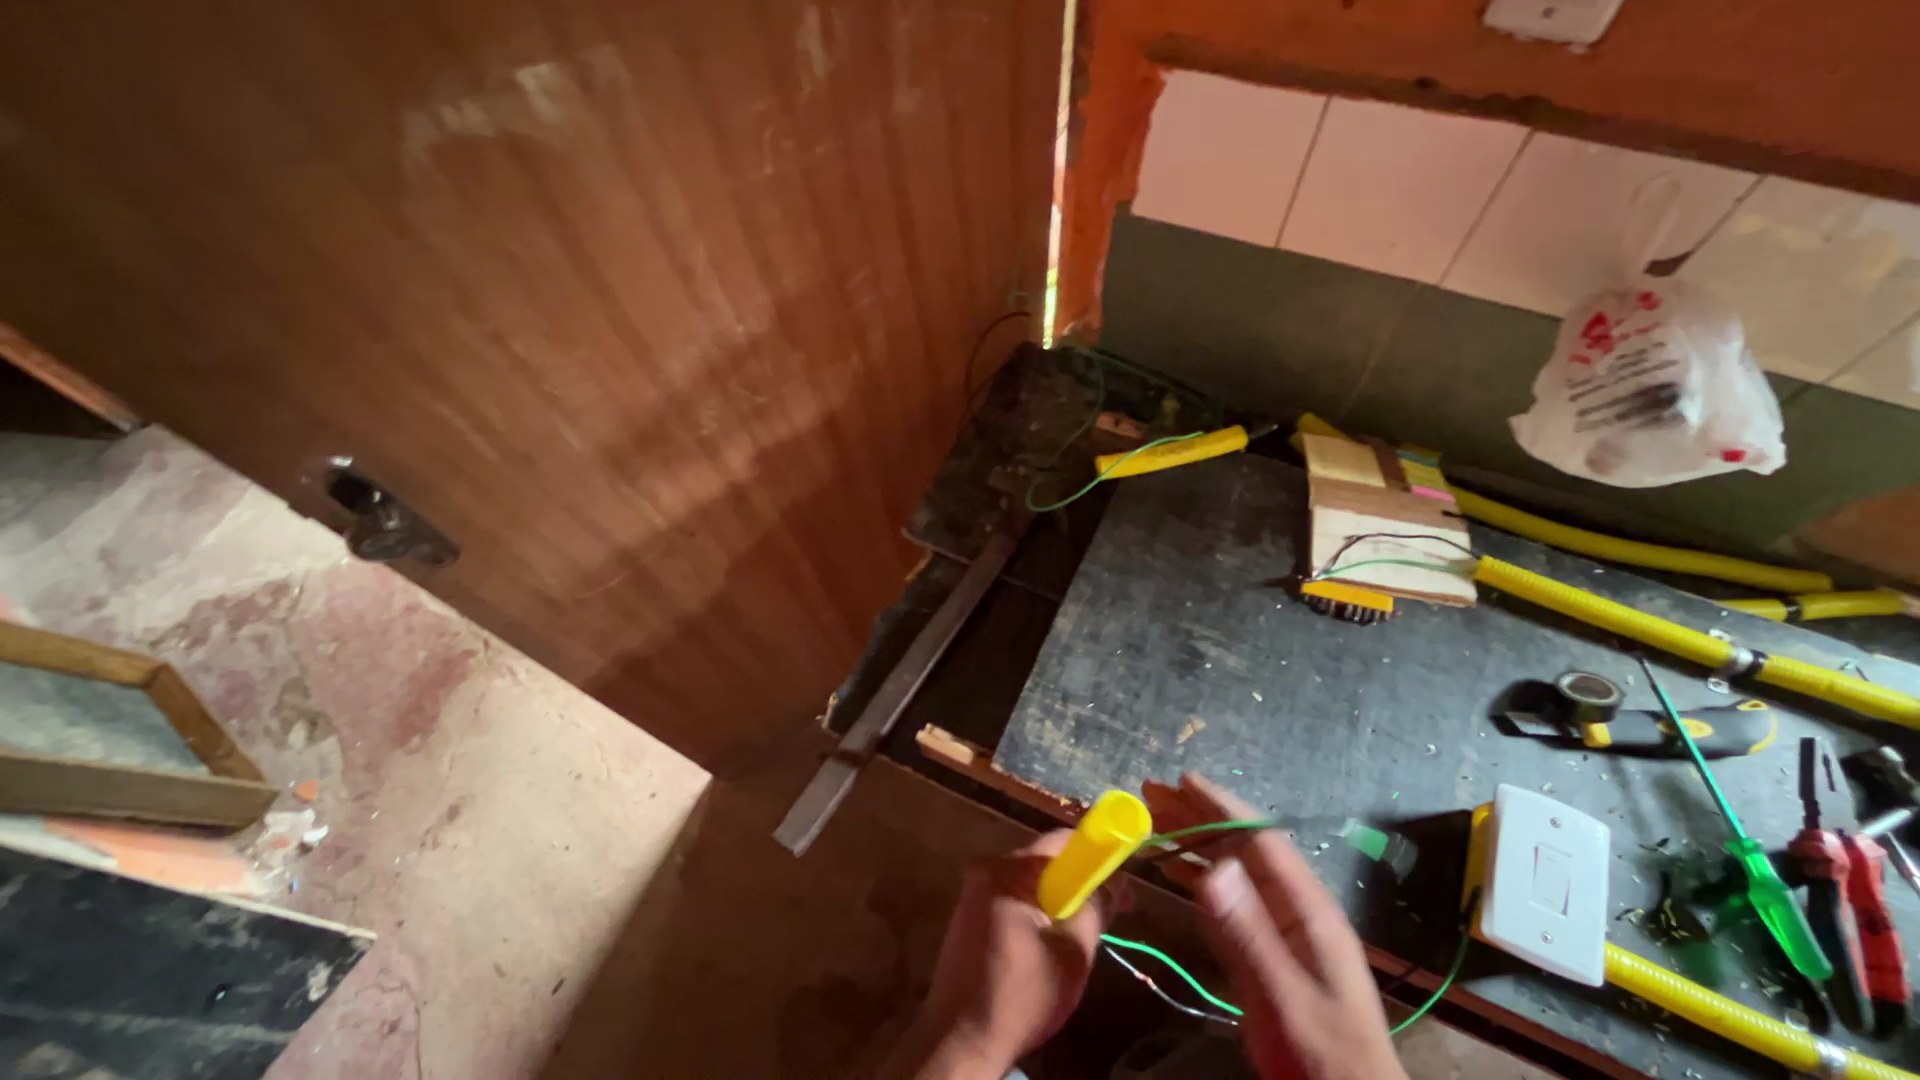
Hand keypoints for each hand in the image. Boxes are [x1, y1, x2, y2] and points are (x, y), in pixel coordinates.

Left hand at [885, 830, 1125, 1078]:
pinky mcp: (970, 917)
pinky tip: (1055, 943)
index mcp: (1006, 871)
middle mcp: (985, 871)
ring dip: (1063, 901)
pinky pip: (1016, 900)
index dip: (1099, 852)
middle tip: (1116, 907)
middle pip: (1047, 861)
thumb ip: (1096, 908)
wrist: (960, 1042)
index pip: (1061, 841)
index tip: (1126, 873)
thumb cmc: (1020, 996)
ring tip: (1089, 931)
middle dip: (1083, 881)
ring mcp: (973, 894)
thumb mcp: (1072, 953)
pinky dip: (1041, 913)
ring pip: (1033, 884)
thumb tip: (1118, 881)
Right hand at [1151, 773, 1405, 1079]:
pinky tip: (1176, 871)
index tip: (1181, 781)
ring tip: (1153, 822)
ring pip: (1237, 869)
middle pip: (1245, 848)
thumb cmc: (1319, 1054)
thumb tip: (1214, 866)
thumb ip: (1247, 934)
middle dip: (1199, 816)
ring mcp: (1287, 929)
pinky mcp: (1274, 950)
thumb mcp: (1280, 997)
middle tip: (1151, 794)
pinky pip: (1233, 897)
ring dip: (1195, 841)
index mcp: (1307, 909)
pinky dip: (1200, 876)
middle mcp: (1298, 908)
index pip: (1259, 840)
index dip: (1219, 807)